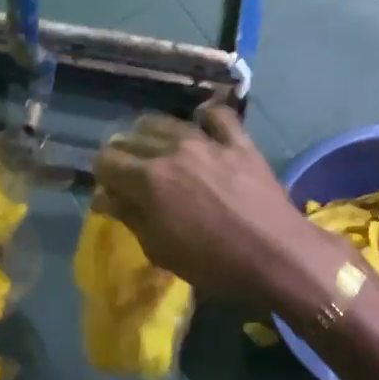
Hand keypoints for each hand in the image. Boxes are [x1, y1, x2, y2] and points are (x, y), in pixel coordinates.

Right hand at [93, 105, 343, 307]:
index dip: (101, 174)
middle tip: (129, 172)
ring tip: (156, 148)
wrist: (276, 256)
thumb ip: (130, 217)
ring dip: (153, 133)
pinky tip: (201, 125)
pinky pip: (218, 115)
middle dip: (123, 153)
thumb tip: (104, 198)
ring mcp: (208, 142)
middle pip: (132, 138)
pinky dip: (204, 117)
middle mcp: (172, 151)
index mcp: (147, 180)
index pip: (106, 161)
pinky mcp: (239, 143)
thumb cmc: (212, 264)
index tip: (109, 188)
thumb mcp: (160, 249)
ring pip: (168, 122)